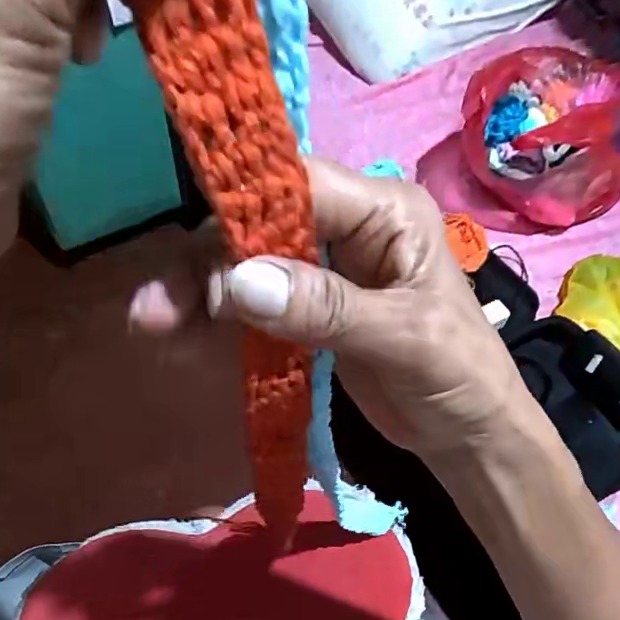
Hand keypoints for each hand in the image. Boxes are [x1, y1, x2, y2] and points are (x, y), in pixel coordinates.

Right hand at [130, 158, 532, 462]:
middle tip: (158, 309)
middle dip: (208, 262)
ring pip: (251, 266)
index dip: (243, 210)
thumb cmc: (458, 377)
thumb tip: (239, 282)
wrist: (467, 433)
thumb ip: (326, 308)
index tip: (199, 259)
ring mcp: (328, 273)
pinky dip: (222, 321)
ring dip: (201, 293)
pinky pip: (258, 306)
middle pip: (262, 225)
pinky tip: (183, 335)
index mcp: (384, 212)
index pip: (299, 185)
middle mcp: (350, 229)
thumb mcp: (403, 338)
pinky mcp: (312, 314)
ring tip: (152, 322)